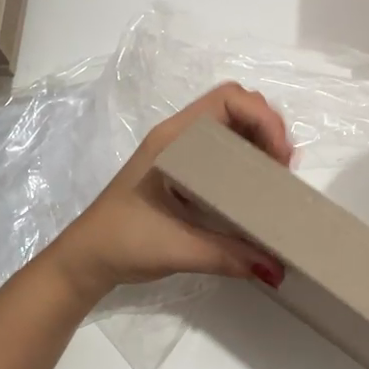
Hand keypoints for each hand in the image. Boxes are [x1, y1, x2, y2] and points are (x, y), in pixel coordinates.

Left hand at [45, 82, 291, 299]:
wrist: (85, 259)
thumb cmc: (123, 242)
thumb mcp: (178, 248)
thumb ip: (229, 255)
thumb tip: (277, 268)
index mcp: (173, 141)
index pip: (227, 100)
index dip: (262, 118)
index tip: (280, 156)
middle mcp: (178, 139)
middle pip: (235, 108)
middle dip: (268, 130)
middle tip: (282, 170)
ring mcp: (179, 155)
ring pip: (231, 130)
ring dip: (259, 145)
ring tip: (276, 180)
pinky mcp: (182, 174)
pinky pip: (222, 154)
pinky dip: (246, 162)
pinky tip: (255, 193)